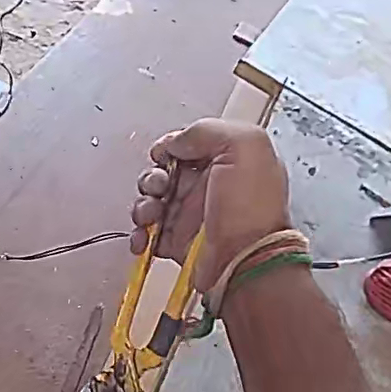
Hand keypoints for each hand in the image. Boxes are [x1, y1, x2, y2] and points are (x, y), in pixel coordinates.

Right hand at [130, 120, 292, 293]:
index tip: (164, 155)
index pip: (186, 146)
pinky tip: (144, 236)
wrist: (243, 259)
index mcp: (224, 163)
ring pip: (150, 203)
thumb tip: (176, 142)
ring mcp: (189, 217)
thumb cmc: (251, 208)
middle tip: (160, 187)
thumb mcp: (245, 147)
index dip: (170, 148)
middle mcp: (205, 189)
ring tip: (150, 215)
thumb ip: (208, 131)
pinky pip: (147, 234)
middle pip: (162, 174)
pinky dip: (139, 235)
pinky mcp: (176, 243)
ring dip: (142, 207)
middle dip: (152, 178)